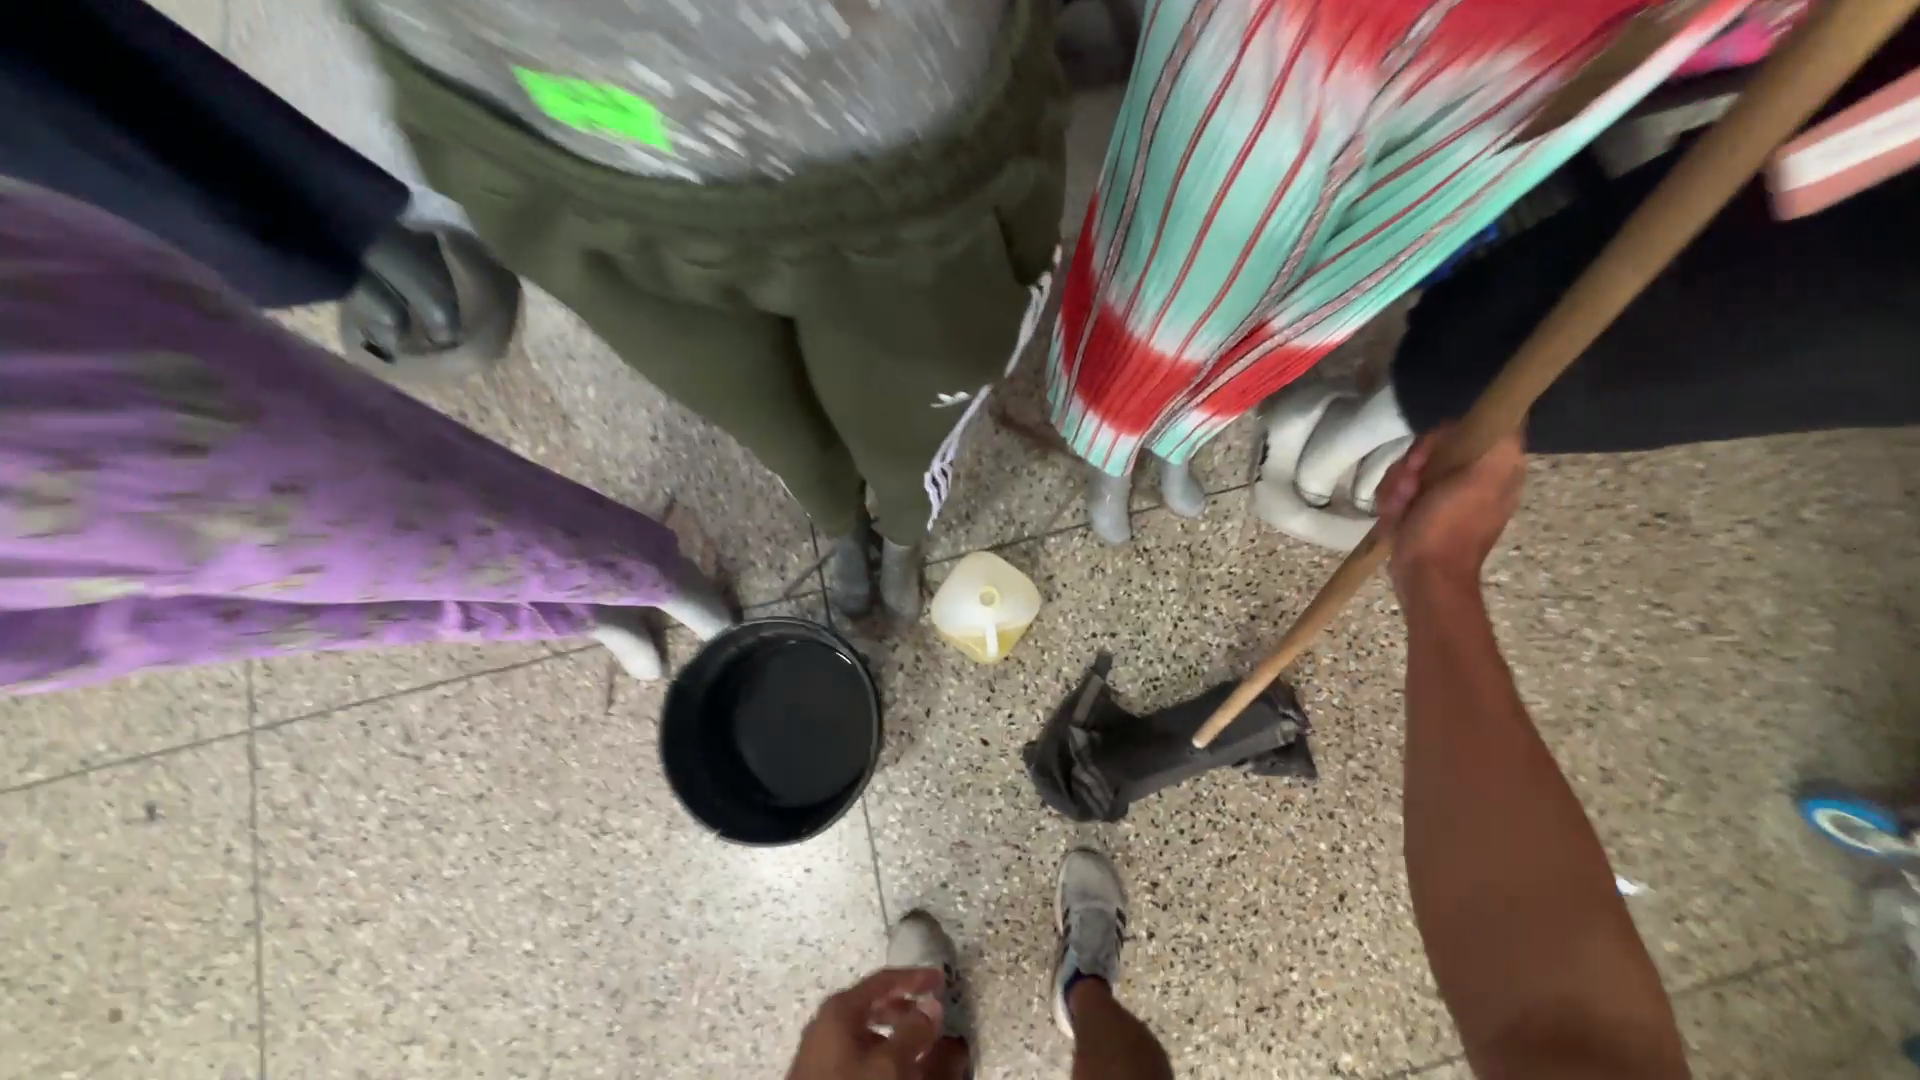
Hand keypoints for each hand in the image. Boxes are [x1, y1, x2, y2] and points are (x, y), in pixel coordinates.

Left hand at [785, 968, 944, 1079]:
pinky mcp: (821, 1071)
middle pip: (873, 1002)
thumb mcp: (888, 1065)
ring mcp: (821, 1047)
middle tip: (932, 1015)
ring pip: (865, 1028)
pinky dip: (879, 1051)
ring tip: (919, 1047)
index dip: (915, 978)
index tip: (941, 981)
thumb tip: (932, 1007)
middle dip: (905, 1007)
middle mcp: (828, 1020)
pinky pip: (857, 1050)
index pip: (884, 980)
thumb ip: (913, 1032)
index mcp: (841, 1008)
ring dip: (894, 1032)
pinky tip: (892, 1070)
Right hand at [1375, 426, 1524, 595]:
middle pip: (1436, 448)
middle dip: (1414, 463)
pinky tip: (1395, 516)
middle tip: (1411, 481)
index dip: (1447, 436)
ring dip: (1398, 484)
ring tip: (1399, 506)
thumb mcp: (1483, 477)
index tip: (1430, 454)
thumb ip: (1499, 442)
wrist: (1424, 575)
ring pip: (1413, 468)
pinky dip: (1393, 501)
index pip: (1471, 429)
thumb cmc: (1449, 527)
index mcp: (1497, 468)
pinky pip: (1401, 490)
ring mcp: (1445, 496)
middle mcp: (1474, 477)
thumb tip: (1505, 412)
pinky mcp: (1422, 511)